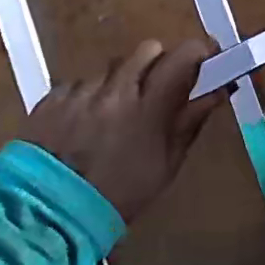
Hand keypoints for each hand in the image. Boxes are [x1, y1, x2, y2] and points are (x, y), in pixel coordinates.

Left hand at [21, 39, 223, 222]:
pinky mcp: (54, 95)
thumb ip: (190, 122)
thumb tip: (216, 92)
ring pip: (111, 68)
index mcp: (149, 108)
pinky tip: (81, 126)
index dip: (198, 52)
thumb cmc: (118, 197)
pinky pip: (79, 83)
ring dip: (119, 83)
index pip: (183, 57)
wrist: (48, 215)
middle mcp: (116, 89)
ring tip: (112, 117)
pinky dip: (87, 97)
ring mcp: (82, 89)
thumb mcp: (164, 166)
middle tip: (155, 90)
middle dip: (157, 63)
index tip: (205, 57)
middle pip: (147, 50)